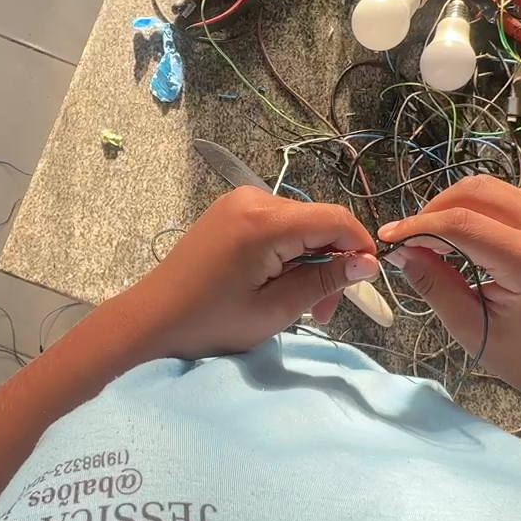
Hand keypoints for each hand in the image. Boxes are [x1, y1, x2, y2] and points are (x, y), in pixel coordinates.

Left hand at [111, 188, 379, 358]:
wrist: (151, 318)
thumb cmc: (210, 321)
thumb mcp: (274, 309)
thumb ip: (324, 281)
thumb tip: (369, 263)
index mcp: (265, 221)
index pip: (336, 219)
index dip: (359, 248)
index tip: (362, 285)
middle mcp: (253, 198)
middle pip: (318, 222)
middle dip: (330, 264)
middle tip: (323, 313)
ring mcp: (239, 201)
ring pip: (299, 226)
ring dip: (308, 262)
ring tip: (298, 305)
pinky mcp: (229, 210)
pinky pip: (276, 226)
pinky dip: (287, 253)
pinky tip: (276, 283)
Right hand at [378, 176, 520, 408]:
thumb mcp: (469, 326)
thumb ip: (433, 283)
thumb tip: (398, 251)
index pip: (463, 224)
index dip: (419, 226)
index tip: (388, 237)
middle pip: (477, 192)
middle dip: (434, 210)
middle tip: (410, 240)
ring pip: (489, 189)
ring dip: (451, 208)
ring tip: (430, 240)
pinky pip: (503, 200)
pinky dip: (471, 211)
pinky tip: (456, 238)